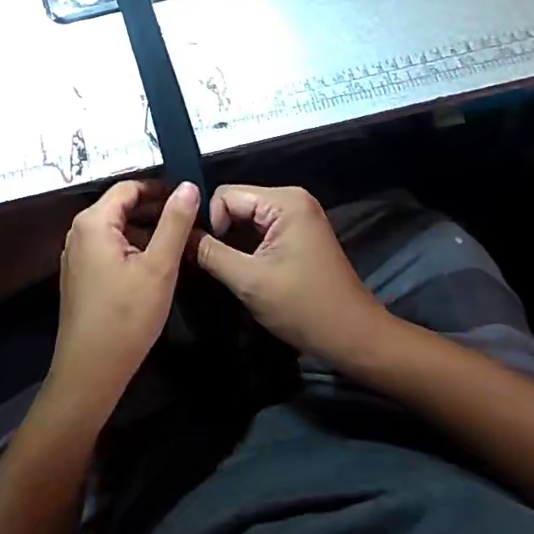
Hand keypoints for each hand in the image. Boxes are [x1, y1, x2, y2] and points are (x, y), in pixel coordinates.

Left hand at [44, 180, 198, 418]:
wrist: (91, 368)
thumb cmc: (126, 316)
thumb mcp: (159, 267)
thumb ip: (174, 223)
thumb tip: (188, 187)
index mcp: (93, 222)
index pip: (127, 188)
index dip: (159, 188)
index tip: (188, 198)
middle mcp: (78, 231)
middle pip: (120, 207)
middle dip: (154, 209)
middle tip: (190, 220)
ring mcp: (76, 254)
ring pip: (116, 229)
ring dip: (146, 230)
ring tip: (179, 241)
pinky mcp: (80, 274)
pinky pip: (108, 248)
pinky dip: (132, 247)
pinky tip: (155, 263)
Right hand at [193, 185, 394, 366]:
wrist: (356, 338)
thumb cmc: (305, 308)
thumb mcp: (248, 281)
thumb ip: (208, 253)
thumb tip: (177, 235)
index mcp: (284, 201)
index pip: (224, 195)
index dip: (211, 224)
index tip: (213, 258)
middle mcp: (292, 198)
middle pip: (234, 203)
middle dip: (221, 232)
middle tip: (217, 266)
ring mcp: (297, 214)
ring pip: (244, 218)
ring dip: (233, 242)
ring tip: (231, 271)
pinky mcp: (298, 231)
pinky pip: (258, 228)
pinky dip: (247, 247)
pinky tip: (247, 270)